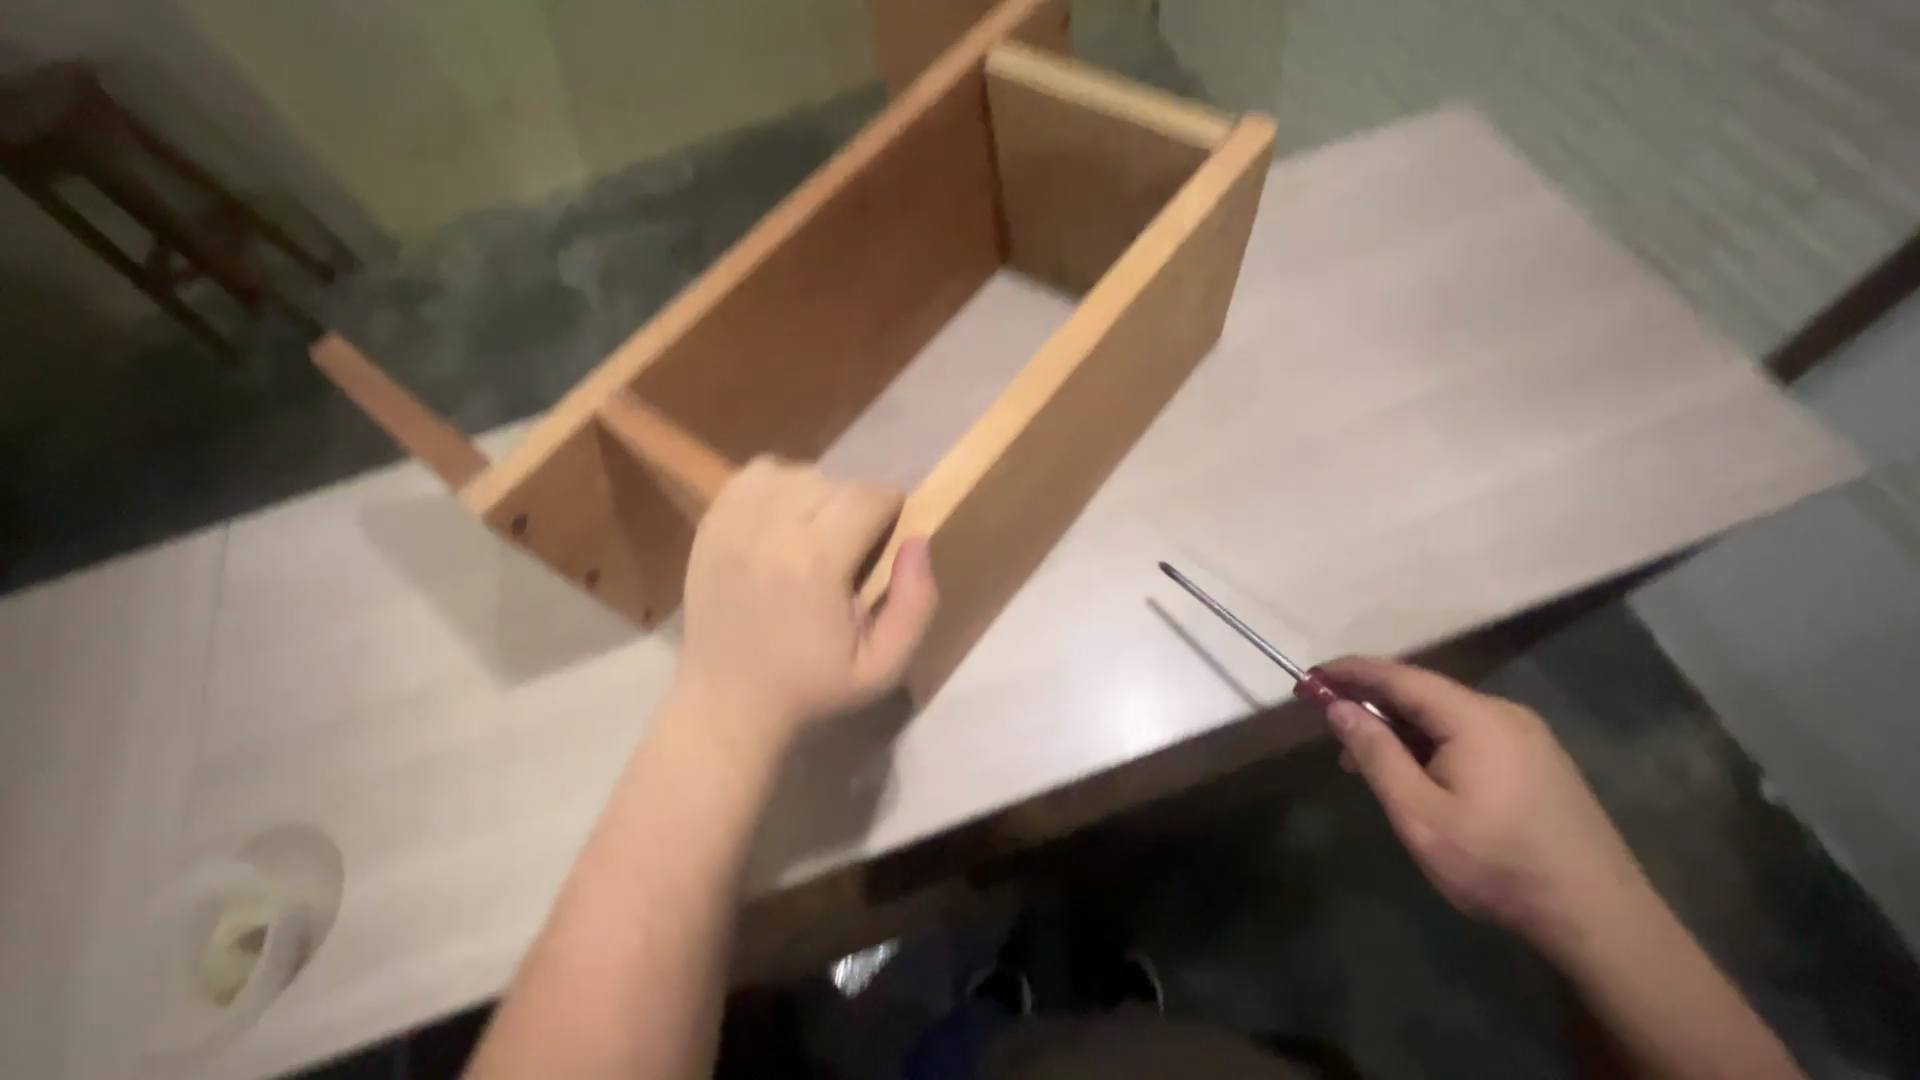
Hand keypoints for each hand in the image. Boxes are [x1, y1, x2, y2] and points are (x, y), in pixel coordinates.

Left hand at [673, 457, 939, 747]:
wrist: (729, 700)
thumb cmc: (812, 686)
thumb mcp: (883, 666)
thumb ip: (915, 604)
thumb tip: (917, 541)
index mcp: (814, 564)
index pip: (867, 496)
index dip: (891, 508)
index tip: (892, 533)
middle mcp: (769, 532)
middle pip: (834, 482)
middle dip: (858, 504)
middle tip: (858, 542)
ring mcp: (733, 523)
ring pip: (797, 473)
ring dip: (820, 492)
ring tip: (821, 529)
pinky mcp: (712, 524)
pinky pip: (756, 475)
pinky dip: (780, 486)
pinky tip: (786, 519)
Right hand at [1314, 656, 1649, 953]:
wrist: (1599, 918)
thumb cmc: (1497, 864)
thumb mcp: (1418, 814)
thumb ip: (1375, 753)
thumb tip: (1338, 707)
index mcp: (1475, 718)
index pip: (1399, 676)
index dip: (1349, 672)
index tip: (1307, 679)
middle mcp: (1504, 714)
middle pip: (1423, 693)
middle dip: (1371, 706)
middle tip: (1331, 735)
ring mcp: (1528, 738)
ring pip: (1446, 717)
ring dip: (1400, 730)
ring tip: (1368, 767)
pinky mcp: (1539, 762)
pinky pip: (1470, 735)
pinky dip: (1430, 744)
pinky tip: (1417, 778)